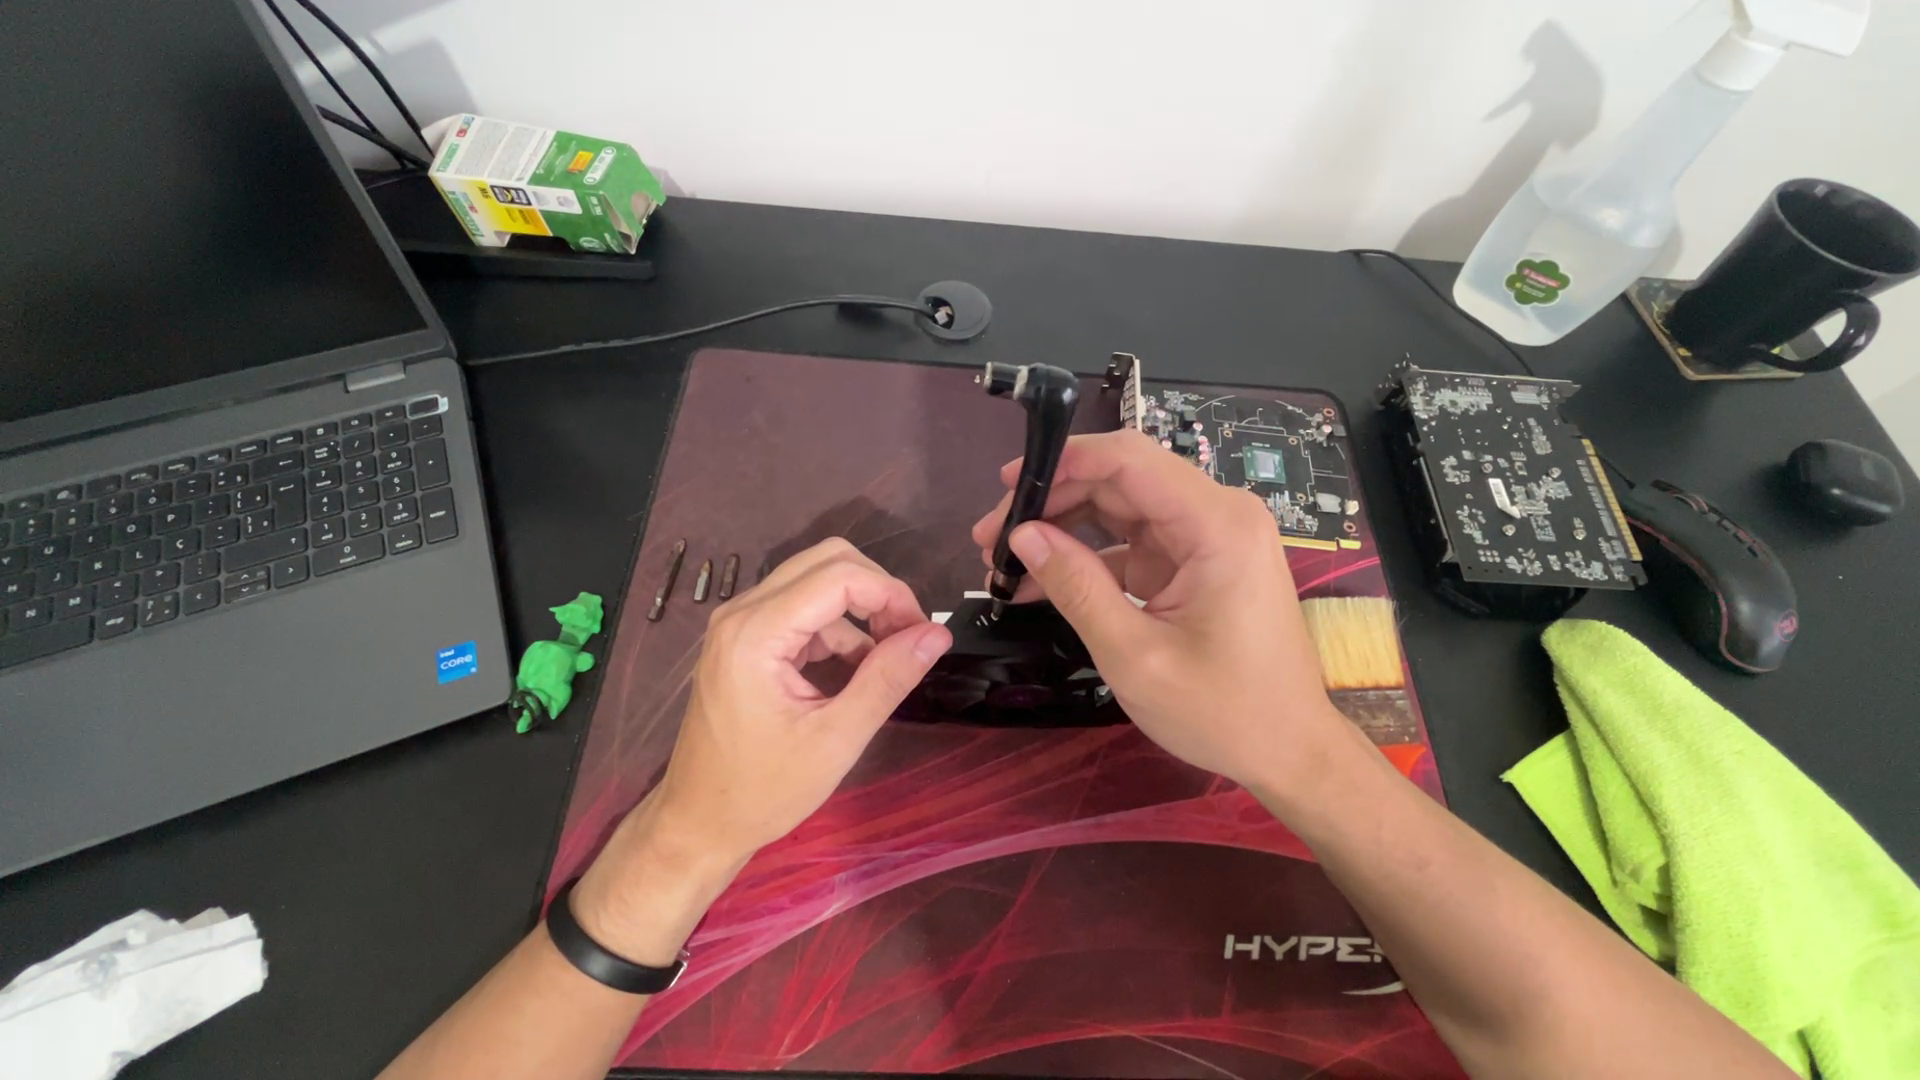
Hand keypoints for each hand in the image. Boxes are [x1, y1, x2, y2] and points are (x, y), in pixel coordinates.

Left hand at [572, 539, 950, 961]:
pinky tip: (857, 669)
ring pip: (816, 581)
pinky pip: (802, 609)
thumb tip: (937, 633)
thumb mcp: (836, 740)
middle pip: (826, 562)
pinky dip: (838, 628)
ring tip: (888, 659)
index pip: (838, 575)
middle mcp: (741, 612)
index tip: (922, 633)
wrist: (699, 824)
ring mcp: (739, 623)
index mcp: (756, 633)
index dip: (890, 593)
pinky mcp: (744, 638)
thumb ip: (888, 679)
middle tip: (908, 637)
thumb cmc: (763, 791)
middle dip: (877, 592)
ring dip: (860, 610)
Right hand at [971, 430, 1352, 791]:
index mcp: (1216, 525)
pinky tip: (1038, 585)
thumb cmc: (1222, 711)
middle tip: (989, 538)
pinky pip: (1131, 543)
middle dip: (1052, 501)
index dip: (1065, 460)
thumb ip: (1077, 588)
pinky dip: (1087, 560)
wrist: (1287, 751)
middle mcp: (1217, 515)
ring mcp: (1207, 538)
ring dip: (1063, 529)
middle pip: (1120, 480)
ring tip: (1002, 560)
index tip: (1009, 486)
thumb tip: (1021, 536)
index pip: (1130, 459)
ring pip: (1120, 508)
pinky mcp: (1195, 562)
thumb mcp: (1135, 655)